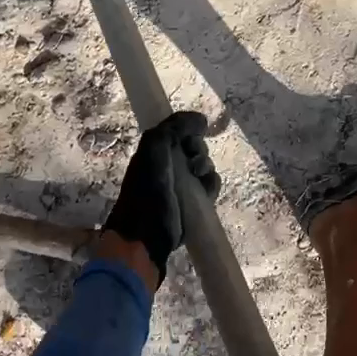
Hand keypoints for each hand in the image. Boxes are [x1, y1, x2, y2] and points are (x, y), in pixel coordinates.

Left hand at [101, 111, 219, 279]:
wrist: (145, 236)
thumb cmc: (146, 189)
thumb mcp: (153, 148)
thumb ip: (174, 128)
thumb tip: (202, 119)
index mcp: (155, 149)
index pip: (180, 130)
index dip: (190, 131)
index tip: (193, 137)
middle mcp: (168, 164)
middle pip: (195, 147)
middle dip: (199, 150)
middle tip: (193, 162)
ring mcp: (181, 185)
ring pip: (204, 166)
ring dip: (206, 168)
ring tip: (198, 177)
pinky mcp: (193, 204)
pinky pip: (210, 186)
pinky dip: (211, 186)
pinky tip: (206, 191)